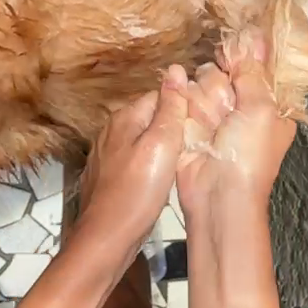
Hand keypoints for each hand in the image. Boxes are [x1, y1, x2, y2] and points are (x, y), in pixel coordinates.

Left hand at [73, 67, 189, 255]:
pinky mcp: (107, 178)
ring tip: (181, 163)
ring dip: (161, 148)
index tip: (202, 125)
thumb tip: (175, 69)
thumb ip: (170, 108)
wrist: (107, 238)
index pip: (160, 96)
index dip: (182, 107)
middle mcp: (111, 131)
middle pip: (150, 118)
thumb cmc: (137, 192)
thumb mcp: (161, 145)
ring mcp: (106, 155)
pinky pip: (134, 161)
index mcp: (124, 118)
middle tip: (195, 146)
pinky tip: (159, 182)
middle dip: (172, 127)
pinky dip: (149, 166)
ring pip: (142, 141)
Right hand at [177, 38, 296, 225]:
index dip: (243, 63)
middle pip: (223, 71)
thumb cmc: (250, 160)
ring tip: (212, 130)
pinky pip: (181, 97)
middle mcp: (240, 107)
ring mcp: (213, 114)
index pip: (253, 66)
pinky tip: (194, 129)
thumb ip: (255, 72)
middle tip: (228, 115)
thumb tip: (257, 39)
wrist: (217, 194)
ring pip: (200, 82)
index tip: (236, 65)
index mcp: (268, 105)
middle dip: (221, 89)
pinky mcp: (188, 122)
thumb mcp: (263, 109)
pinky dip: (187, 110)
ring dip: (204, 103)